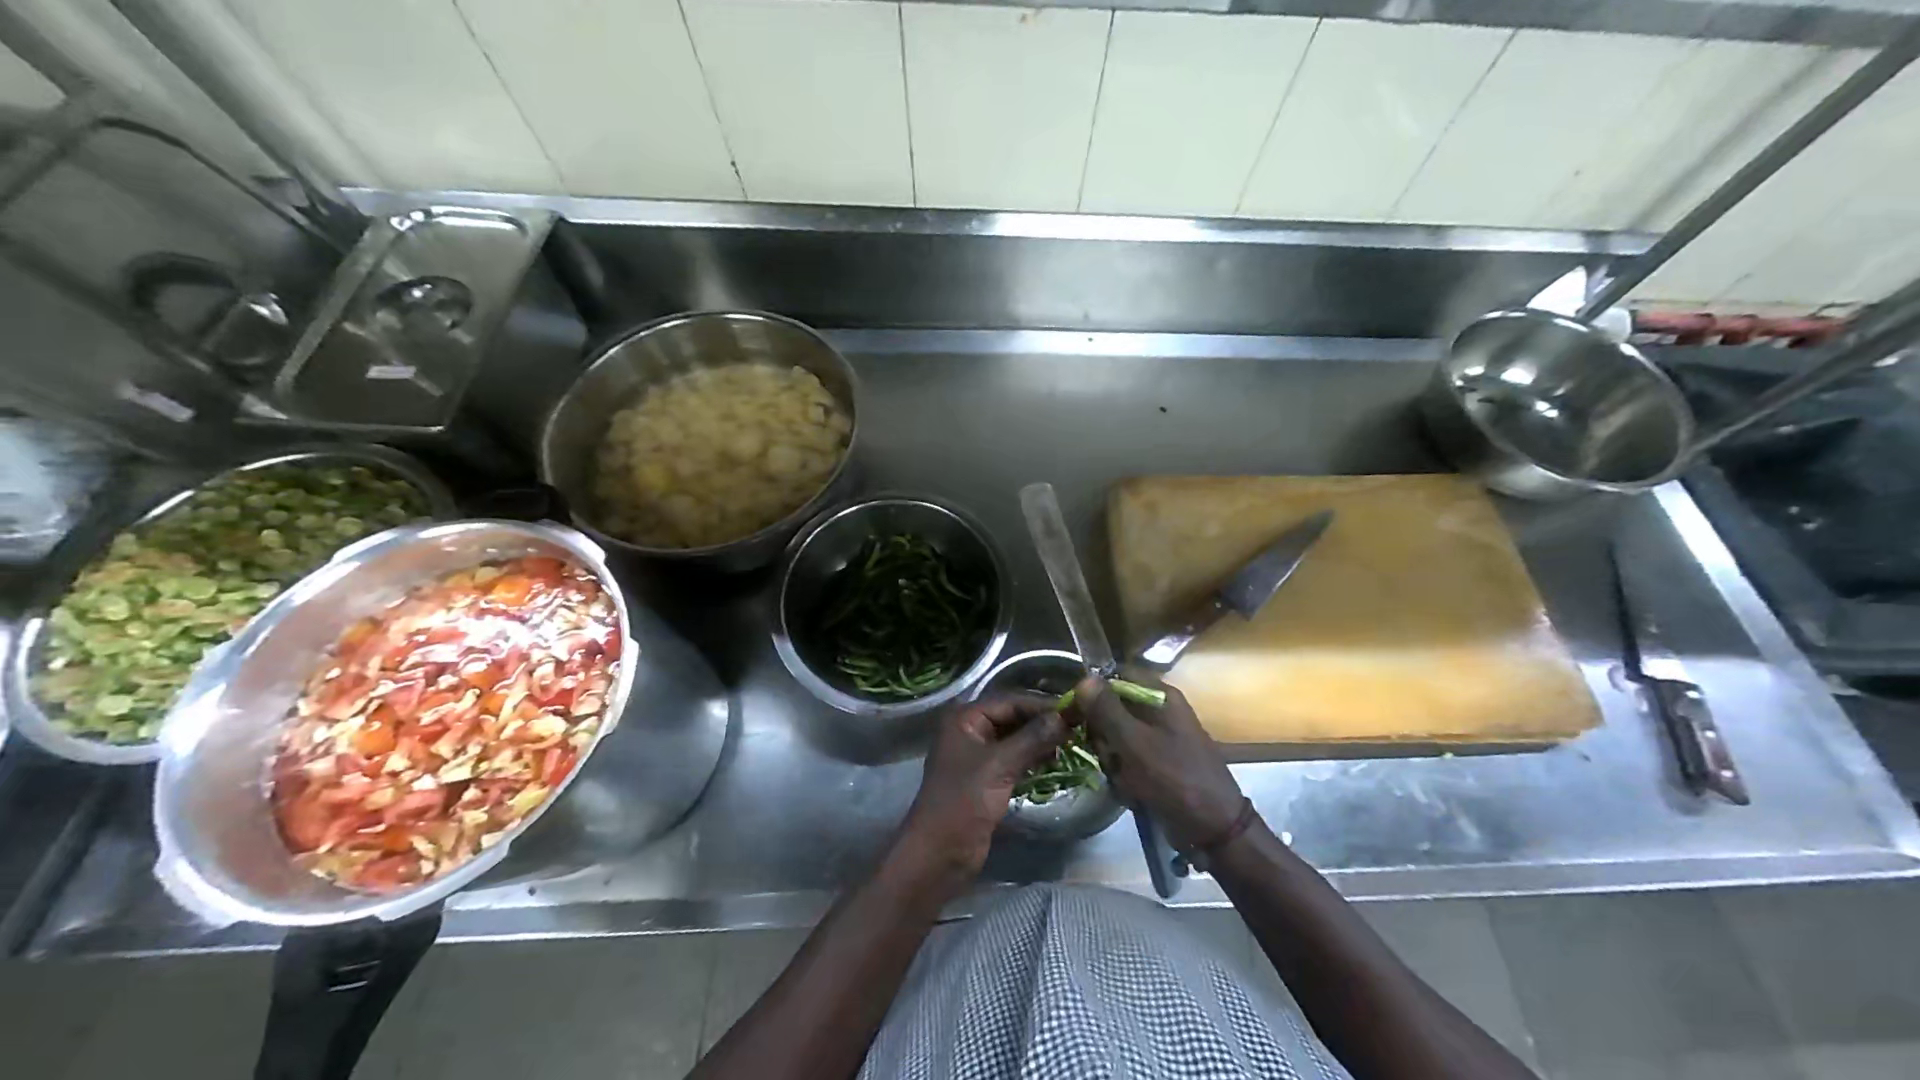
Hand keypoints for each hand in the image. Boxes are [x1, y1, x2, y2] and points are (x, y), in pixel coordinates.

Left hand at [896, 697, 1064, 884]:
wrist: (940, 853)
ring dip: (1040, 740)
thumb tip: (1065, 716)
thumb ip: (1033, 738)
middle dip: (1042, 722)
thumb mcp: (1000, 766)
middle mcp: (969, 730)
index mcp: (964, 718)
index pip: (1010, 701)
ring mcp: (977, 755)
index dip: (1041, 705)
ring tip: (1071, 744)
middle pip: (1012, 717)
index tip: (1075, 709)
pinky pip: (1014, 758)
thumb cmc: (963, 801)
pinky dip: (1032, 757)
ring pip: (1015, 738)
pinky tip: (1054, 761)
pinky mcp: (986, 778)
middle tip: (1078, 727)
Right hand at [1070, 675, 1245, 850]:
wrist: (1213, 830)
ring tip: (1124, 778)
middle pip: (1112, 709)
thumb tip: (1083, 679)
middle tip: (1107, 754)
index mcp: (1160, 696)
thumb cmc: (1175, 778)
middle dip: (1102, 735)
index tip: (1073, 713)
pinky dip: (1124, 776)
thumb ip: (1106, 709)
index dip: (1091, 691)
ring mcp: (1158, 740)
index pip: (1115, 677)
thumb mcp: (1134, 742)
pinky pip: (1126, 761)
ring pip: (1115, 738)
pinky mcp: (1157, 764)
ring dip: (1112, 760)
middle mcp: (1159, 712)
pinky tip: (1132, 792)